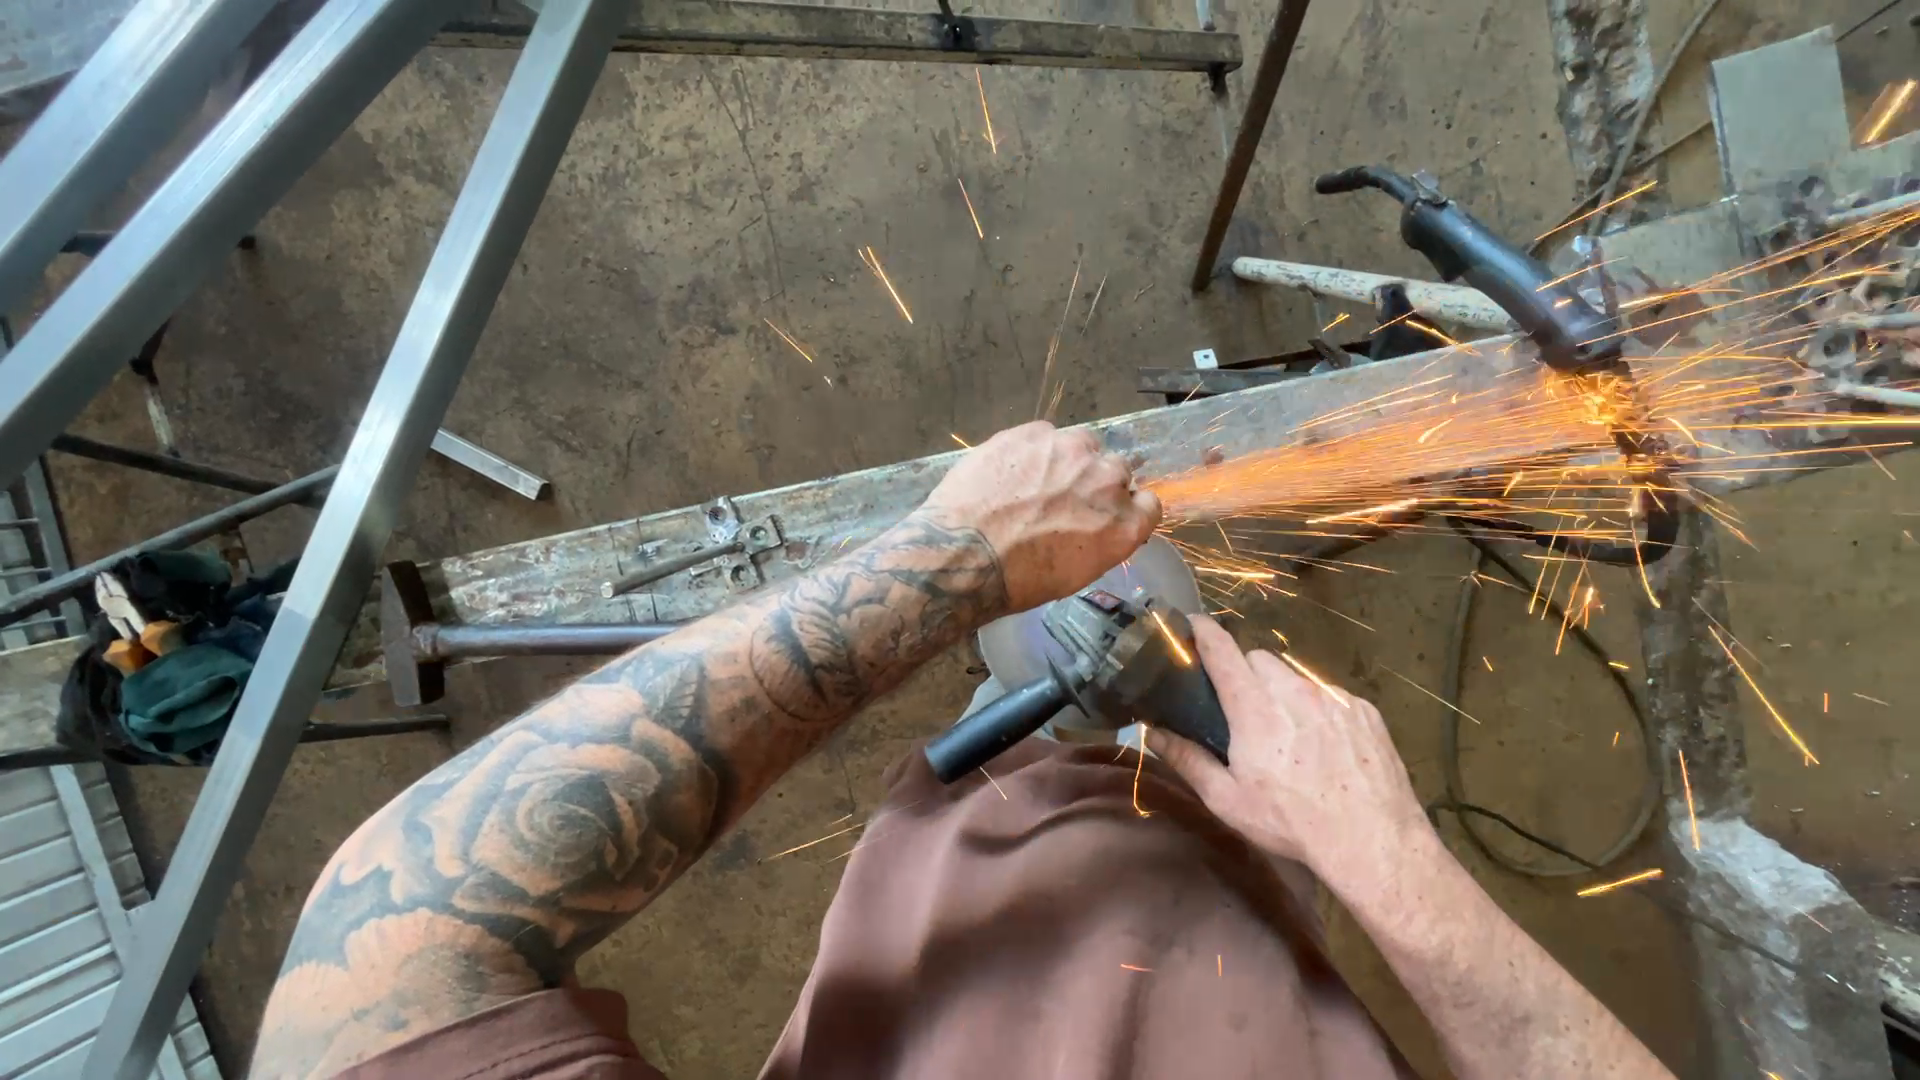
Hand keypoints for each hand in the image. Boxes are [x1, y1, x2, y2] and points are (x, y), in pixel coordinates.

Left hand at [920, 421, 1160, 611]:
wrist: (963, 555)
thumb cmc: (1018, 580)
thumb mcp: (1075, 574)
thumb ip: (1100, 540)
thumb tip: (1093, 525)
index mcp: (1124, 524)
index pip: (1148, 504)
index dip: (1124, 508)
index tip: (1102, 515)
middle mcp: (1108, 480)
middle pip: (1116, 470)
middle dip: (1093, 483)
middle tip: (1060, 502)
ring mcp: (1071, 450)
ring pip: (1082, 445)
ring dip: (1066, 461)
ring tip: (1032, 483)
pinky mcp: (1034, 432)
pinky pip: (1044, 436)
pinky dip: (1032, 450)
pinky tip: (1008, 472)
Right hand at [1146, 617, 1431, 894]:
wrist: (1375, 843)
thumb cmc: (1291, 822)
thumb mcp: (1227, 800)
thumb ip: (1187, 759)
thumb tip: (1151, 733)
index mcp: (1255, 709)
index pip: (1222, 650)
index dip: (1203, 631)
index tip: (1192, 624)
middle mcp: (1294, 691)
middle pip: (1259, 658)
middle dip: (1245, 672)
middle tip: (1243, 708)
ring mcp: (1334, 698)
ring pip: (1296, 676)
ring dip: (1282, 691)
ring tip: (1288, 732)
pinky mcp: (1364, 711)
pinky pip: (1330, 695)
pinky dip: (1319, 709)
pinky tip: (1325, 746)